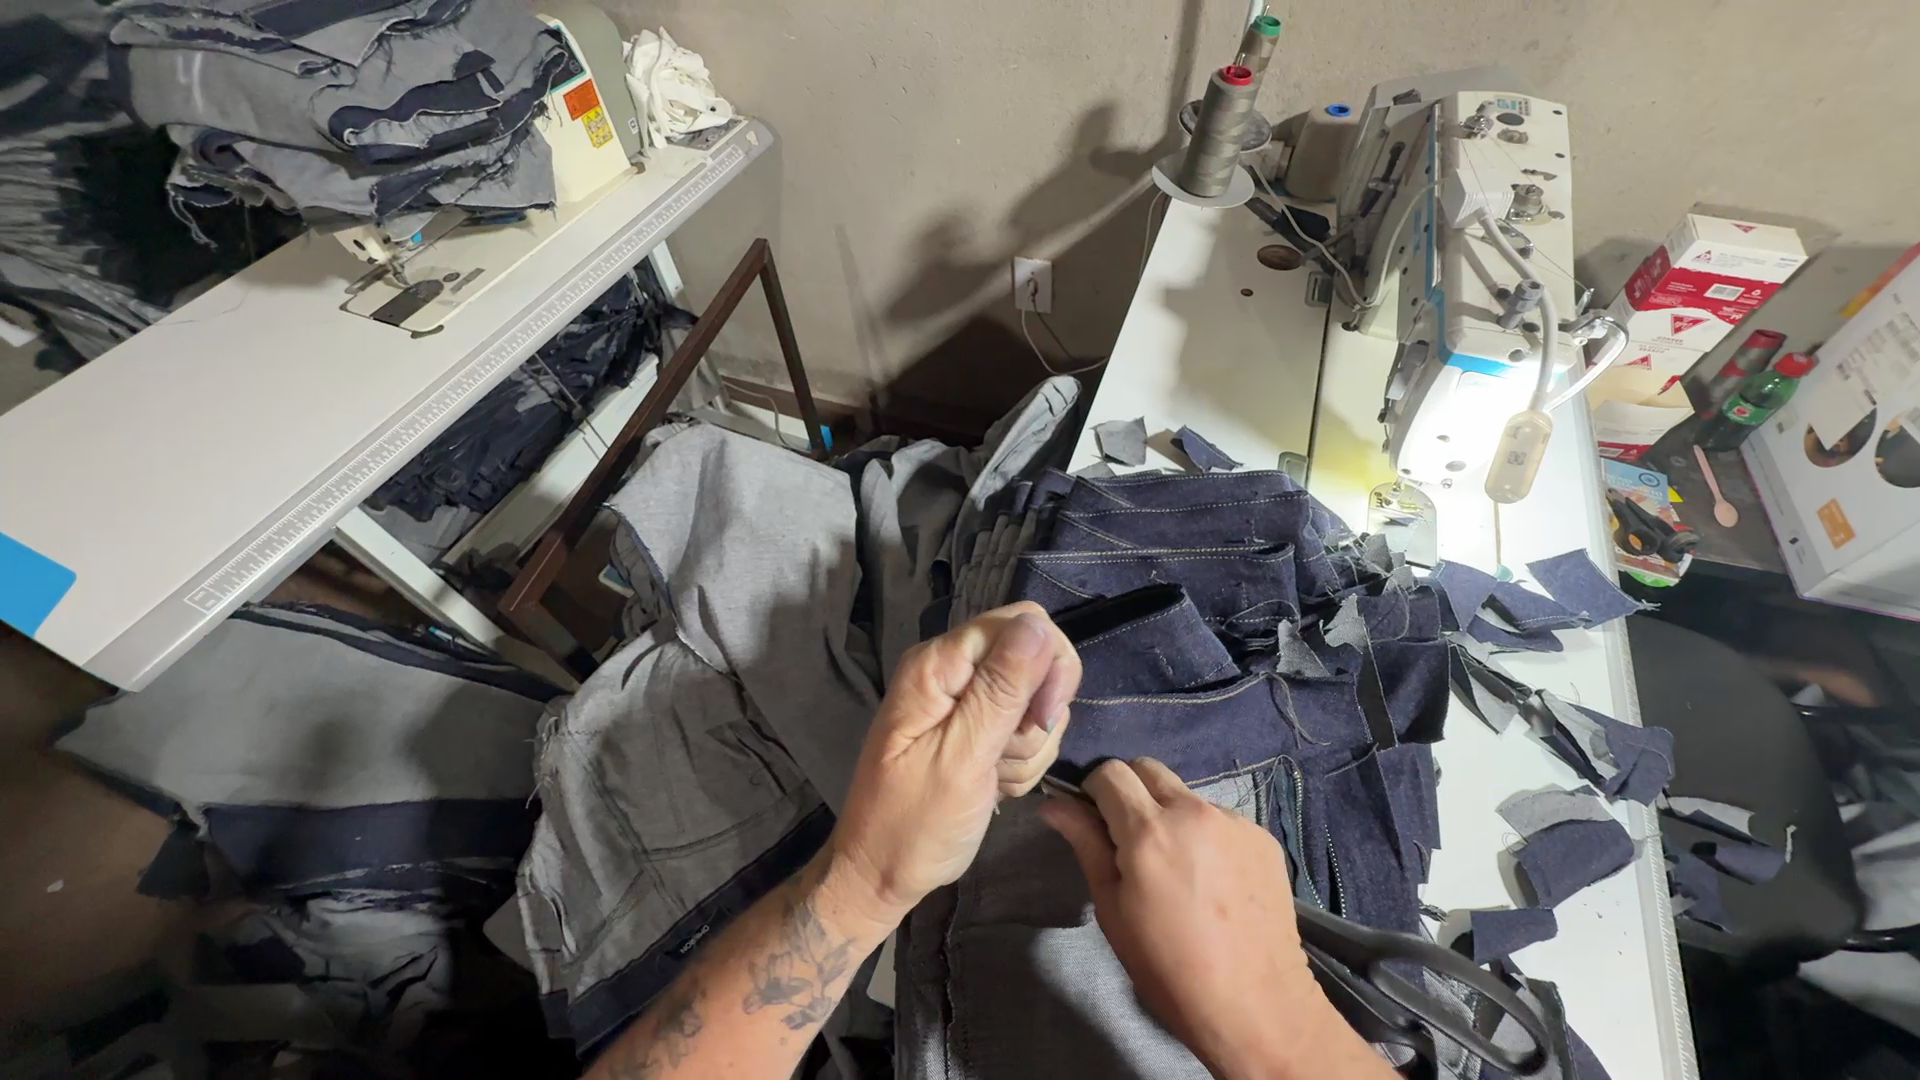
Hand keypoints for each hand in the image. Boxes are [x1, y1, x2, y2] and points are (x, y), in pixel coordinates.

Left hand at [827, 603, 1081, 921]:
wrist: (881, 874)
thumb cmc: (912, 824)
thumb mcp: (961, 758)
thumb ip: (1001, 689)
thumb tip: (1038, 626)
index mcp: (938, 664)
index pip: (1022, 621)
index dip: (1048, 663)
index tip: (1042, 718)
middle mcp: (952, 669)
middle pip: (1035, 657)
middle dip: (1038, 712)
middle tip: (1007, 754)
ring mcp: (965, 699)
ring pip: (1036, 699)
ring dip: (1028, 746)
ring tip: (991, 778)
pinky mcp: (978, 728)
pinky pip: (1026, 729)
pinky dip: (1021, 761)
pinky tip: (994, 786)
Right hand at [1040, 758, 1392, 1079]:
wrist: (1258, 1008)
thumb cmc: (1168, 966)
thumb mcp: (1112, 908)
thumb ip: (1085, 843)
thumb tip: (1054, 803)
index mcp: (1148, 829)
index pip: (1109, 772)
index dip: (1094, 791)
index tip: (1095, 820)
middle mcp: (1192, 811)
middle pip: (1147, 768)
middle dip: (1129, 790)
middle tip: (1129, 837)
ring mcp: (1233, 821)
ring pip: (1185, 793)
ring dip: (1169, 813)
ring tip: (1178, 866)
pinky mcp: (1262, 836)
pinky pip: (1219, 818)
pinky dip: (1205, 834)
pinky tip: (1213, 879)